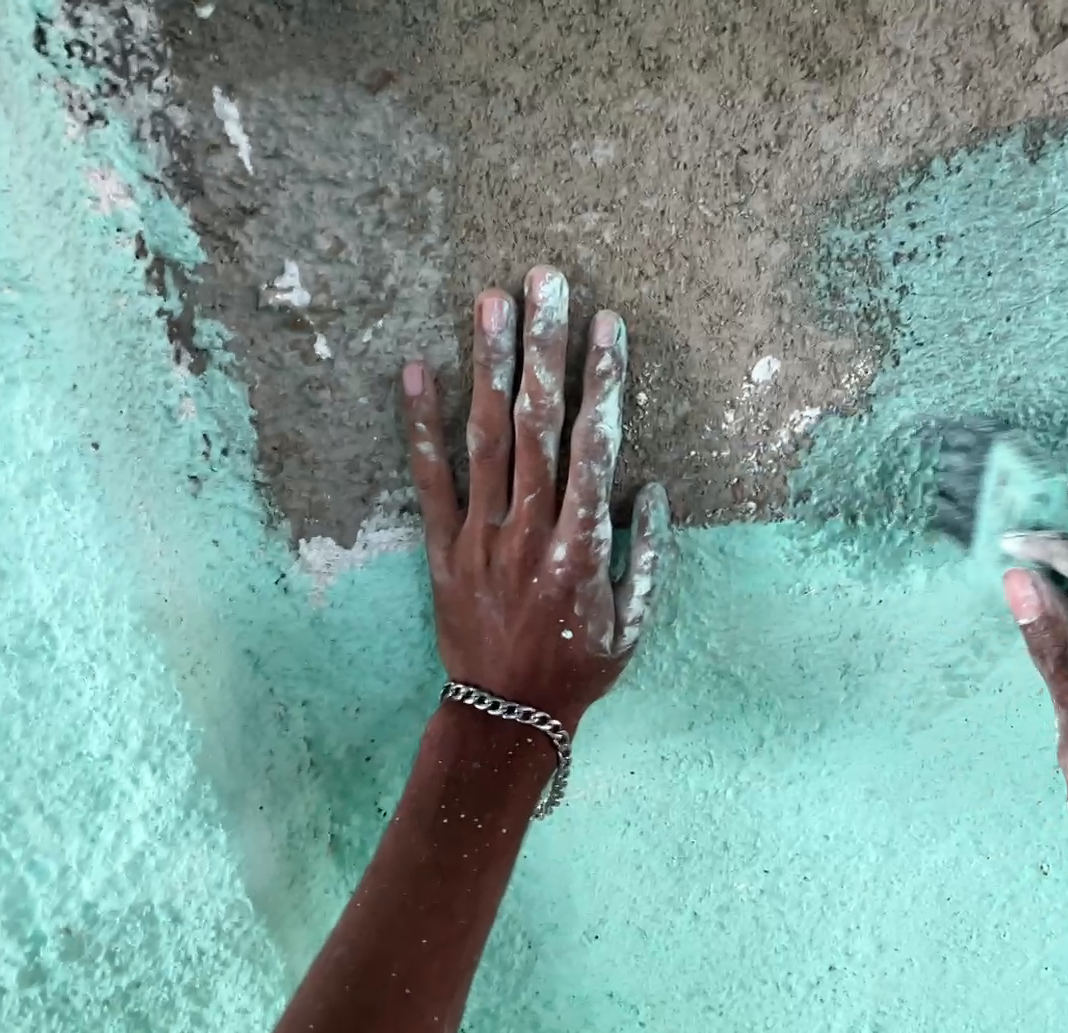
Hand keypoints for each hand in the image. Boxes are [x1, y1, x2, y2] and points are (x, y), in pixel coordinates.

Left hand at [400, 265, 670, 726]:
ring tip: (489, 301)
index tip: (606, 326)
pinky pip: (429, 480)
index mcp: (582, 547)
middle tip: (545, 281)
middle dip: (544, 347)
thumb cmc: (580, 669)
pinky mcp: (442, 549)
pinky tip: (414, 370)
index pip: (595, 447)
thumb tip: (652, 488)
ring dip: (487, 365)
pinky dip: (419, 425)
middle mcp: (530, 529)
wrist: (506, 716)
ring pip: (484, 438)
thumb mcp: (636, 624)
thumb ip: (650, 555)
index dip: (604, 382)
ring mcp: (480, 536)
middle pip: (537, 424)